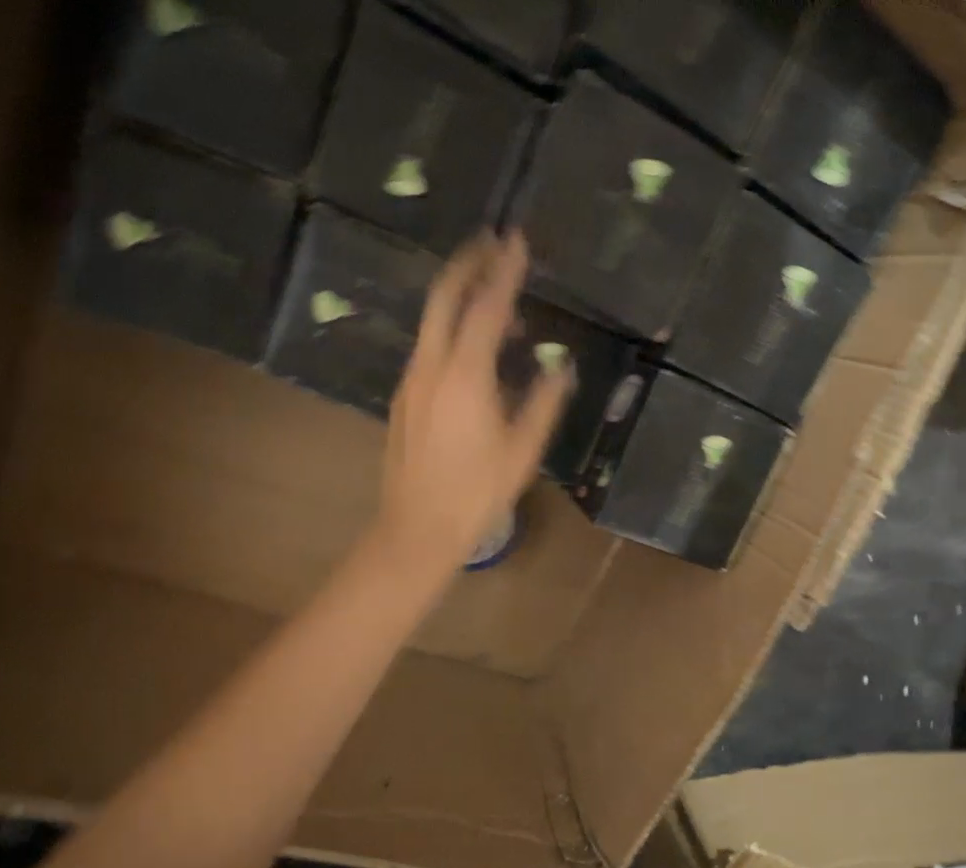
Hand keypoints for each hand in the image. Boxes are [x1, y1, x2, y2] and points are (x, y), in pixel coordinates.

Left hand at [372, 230, 574, 572]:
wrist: (416, 529)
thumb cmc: (476, 494)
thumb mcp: (522, 450)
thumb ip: (544, 401)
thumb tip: (561, 368)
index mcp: (465, 375)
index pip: (486, 307)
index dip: (503, 270)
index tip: (517, 239)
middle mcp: (430, 367)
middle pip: (444, 299)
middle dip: (468, 265)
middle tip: (492, 244)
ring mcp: (411, 382)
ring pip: (434, 324)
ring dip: (462, 303)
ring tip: (501, 309)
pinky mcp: (403, 399)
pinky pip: (429, 350)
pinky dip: (452, 335)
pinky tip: (476, 355)